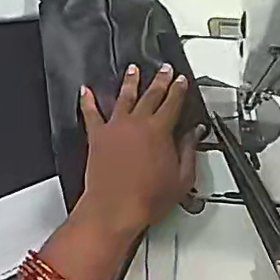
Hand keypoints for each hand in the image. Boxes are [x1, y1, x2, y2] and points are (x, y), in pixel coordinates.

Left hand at [75, 63, 198, 238]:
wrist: (115, 209)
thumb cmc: (146, 198)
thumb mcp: (182, 178)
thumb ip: (189, 151)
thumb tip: (193, 135)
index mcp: (159, 131)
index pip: (173, 103)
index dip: (179, 89)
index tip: (181, 80)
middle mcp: (136, 123)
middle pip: (151, 95)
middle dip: (160, 80)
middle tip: (164, 70)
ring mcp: (115, 128)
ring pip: (124, 97)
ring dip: (130, 82)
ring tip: (132, 70)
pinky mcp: (97, 137)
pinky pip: (91, 113)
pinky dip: (88, 101)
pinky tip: (86, 91)